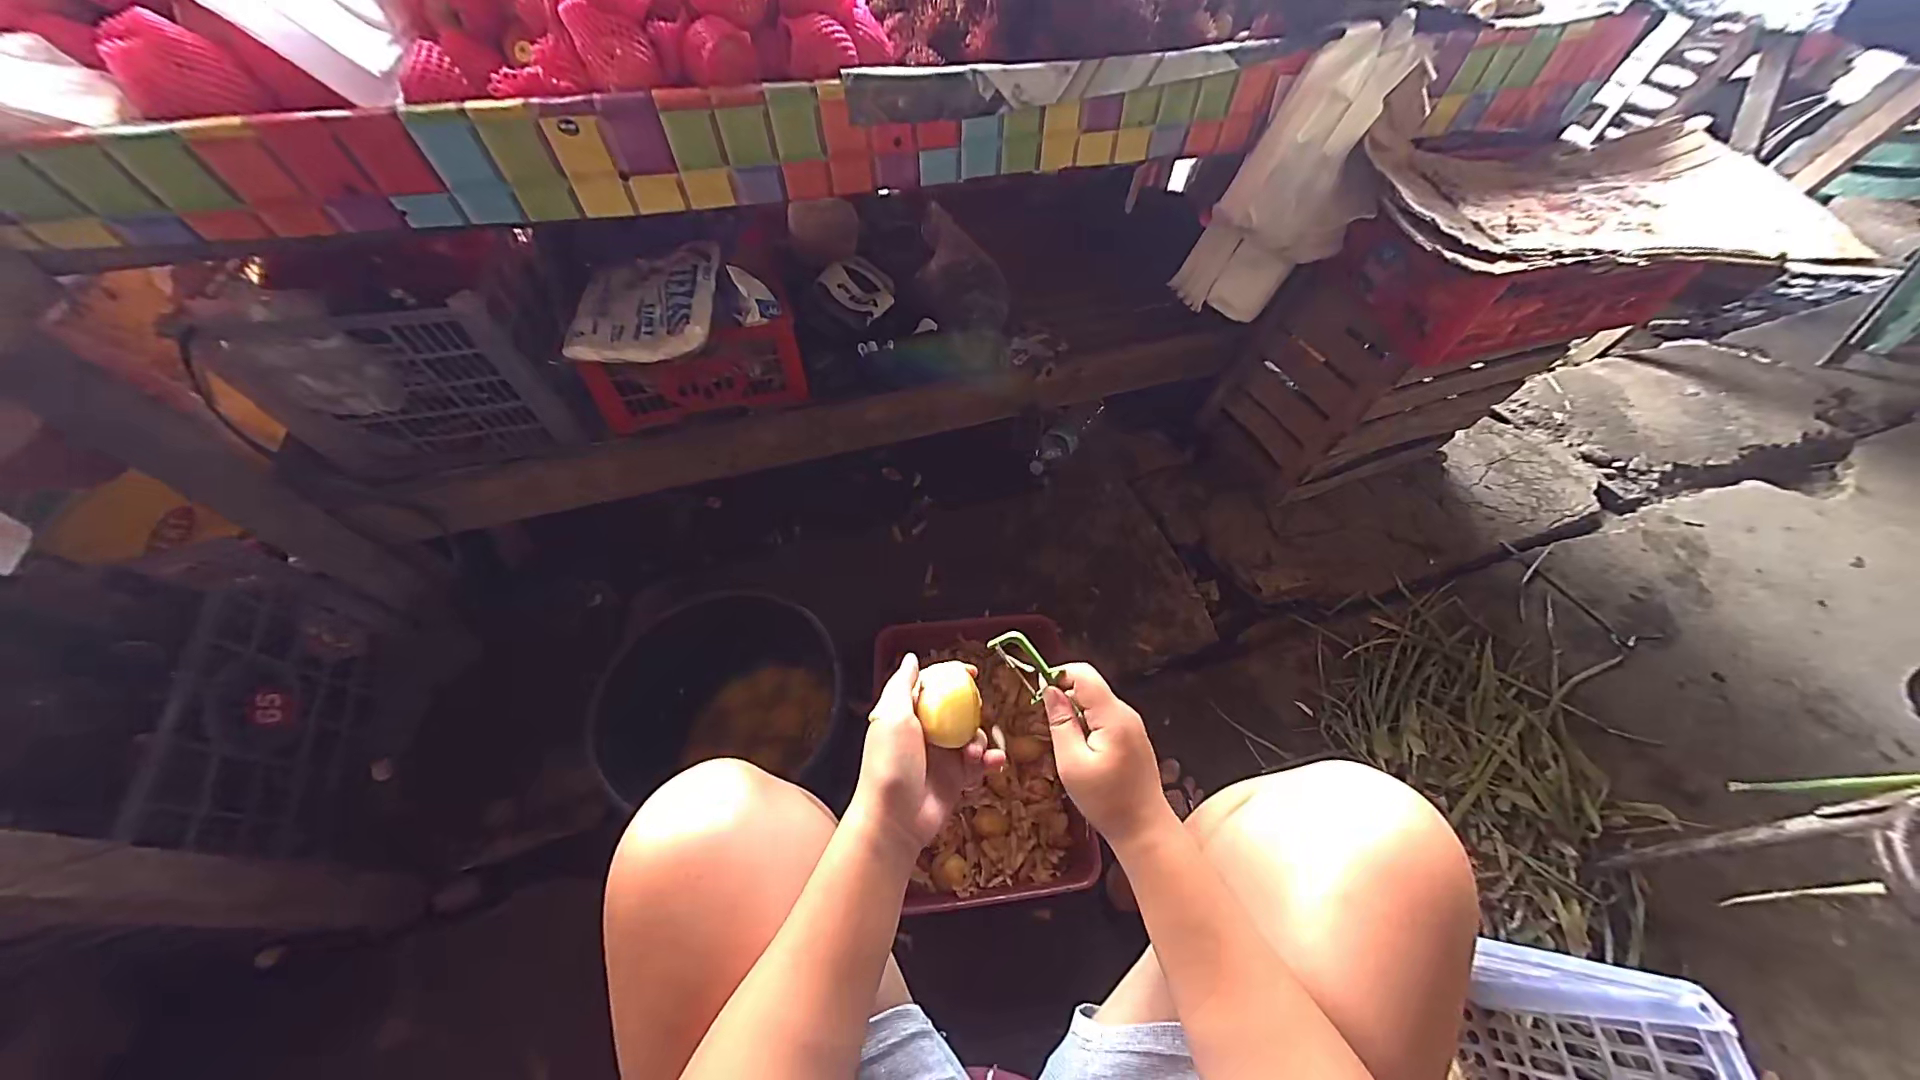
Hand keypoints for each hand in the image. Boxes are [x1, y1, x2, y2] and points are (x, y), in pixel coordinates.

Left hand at [850, 653, 1004, 859]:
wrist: (895, 820)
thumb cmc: (889, 765)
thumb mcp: (892, 715)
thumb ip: (903, 684)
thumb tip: (911, 658)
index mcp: (908, 714)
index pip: (933, 686)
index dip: (952, 676)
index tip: (971, 673)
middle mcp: (926, 733)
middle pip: (958, 710)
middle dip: (973, 711)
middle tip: (977, 714)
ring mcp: (942, 756)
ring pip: (972, 735)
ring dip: (979, 740)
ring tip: (973, 753)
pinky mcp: (956, 778)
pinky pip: (980, 763)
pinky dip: (989, 761)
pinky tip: (992, 762)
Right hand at [1045, 663, 1173, 847]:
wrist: (1144, 829)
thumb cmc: (1107, 802)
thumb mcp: (1072, 763)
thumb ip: (1060, 723)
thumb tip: (1050, 691)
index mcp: (1113, 717)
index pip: (1084, 674)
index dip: (1058, 675)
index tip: (1040, 693)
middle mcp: (1126, 714)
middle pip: (1090, 685)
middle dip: (1065, 696)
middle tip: (1049, 723)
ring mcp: (1132, 725)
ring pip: (1096, 701)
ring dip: (1075, 712)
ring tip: (1066, 742)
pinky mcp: (1132, 736)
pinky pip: (1104, 716)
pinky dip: (1087, 724)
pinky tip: (1082, 750)